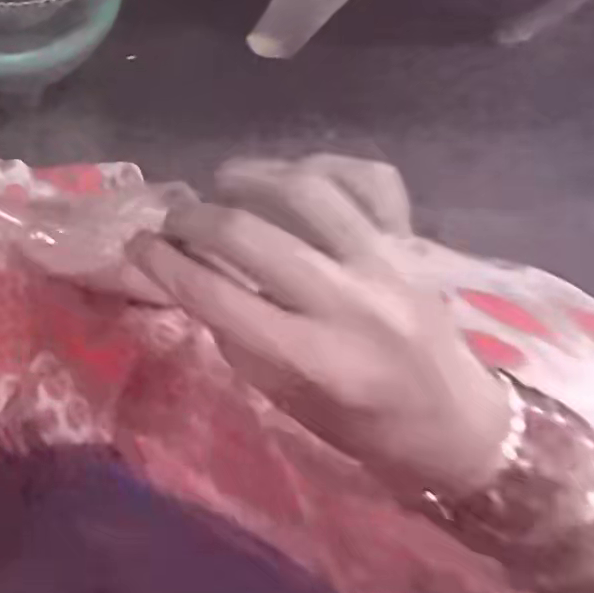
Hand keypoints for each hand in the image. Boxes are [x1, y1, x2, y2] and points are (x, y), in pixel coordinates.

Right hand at [128, 155, 513, 496]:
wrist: (459, 425)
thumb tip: (174, 256)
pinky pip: (362, 178)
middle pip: (242, 232)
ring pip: (300, 189)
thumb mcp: (267, 380)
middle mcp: (353, 304)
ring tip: (223, 191)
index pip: (209, 290)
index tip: (135, 244)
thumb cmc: (346, 415)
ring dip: (243, 179)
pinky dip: (316, 167)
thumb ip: (221, 313)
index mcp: (315, 357)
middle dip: (187, 220)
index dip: (155, 258)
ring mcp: (390, 265)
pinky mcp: (412, 242)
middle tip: (173, 226)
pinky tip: (287, 183)